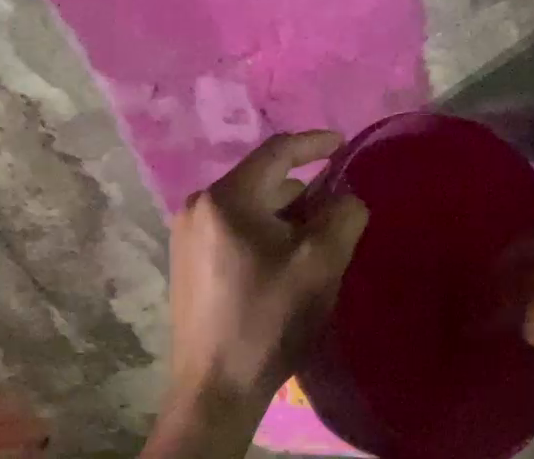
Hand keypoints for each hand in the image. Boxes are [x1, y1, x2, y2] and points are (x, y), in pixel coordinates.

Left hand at [165, 131, 367, 408]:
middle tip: (338, 201)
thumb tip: (346, 198)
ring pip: (250, 204)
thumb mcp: (321, 262)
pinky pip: (235, 226)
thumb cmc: (269, 318)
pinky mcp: (187, 262)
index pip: (278, 151)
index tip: (344, 144)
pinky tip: (287, 254)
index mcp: (226, 198)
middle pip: (263, 178)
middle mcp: (199, 207)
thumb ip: (344, 215)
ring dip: (286, 211)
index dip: (315, 143)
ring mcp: (187, 235)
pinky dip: (265, 228)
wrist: (215, 390)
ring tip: (318, 231)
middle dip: (304, 186)